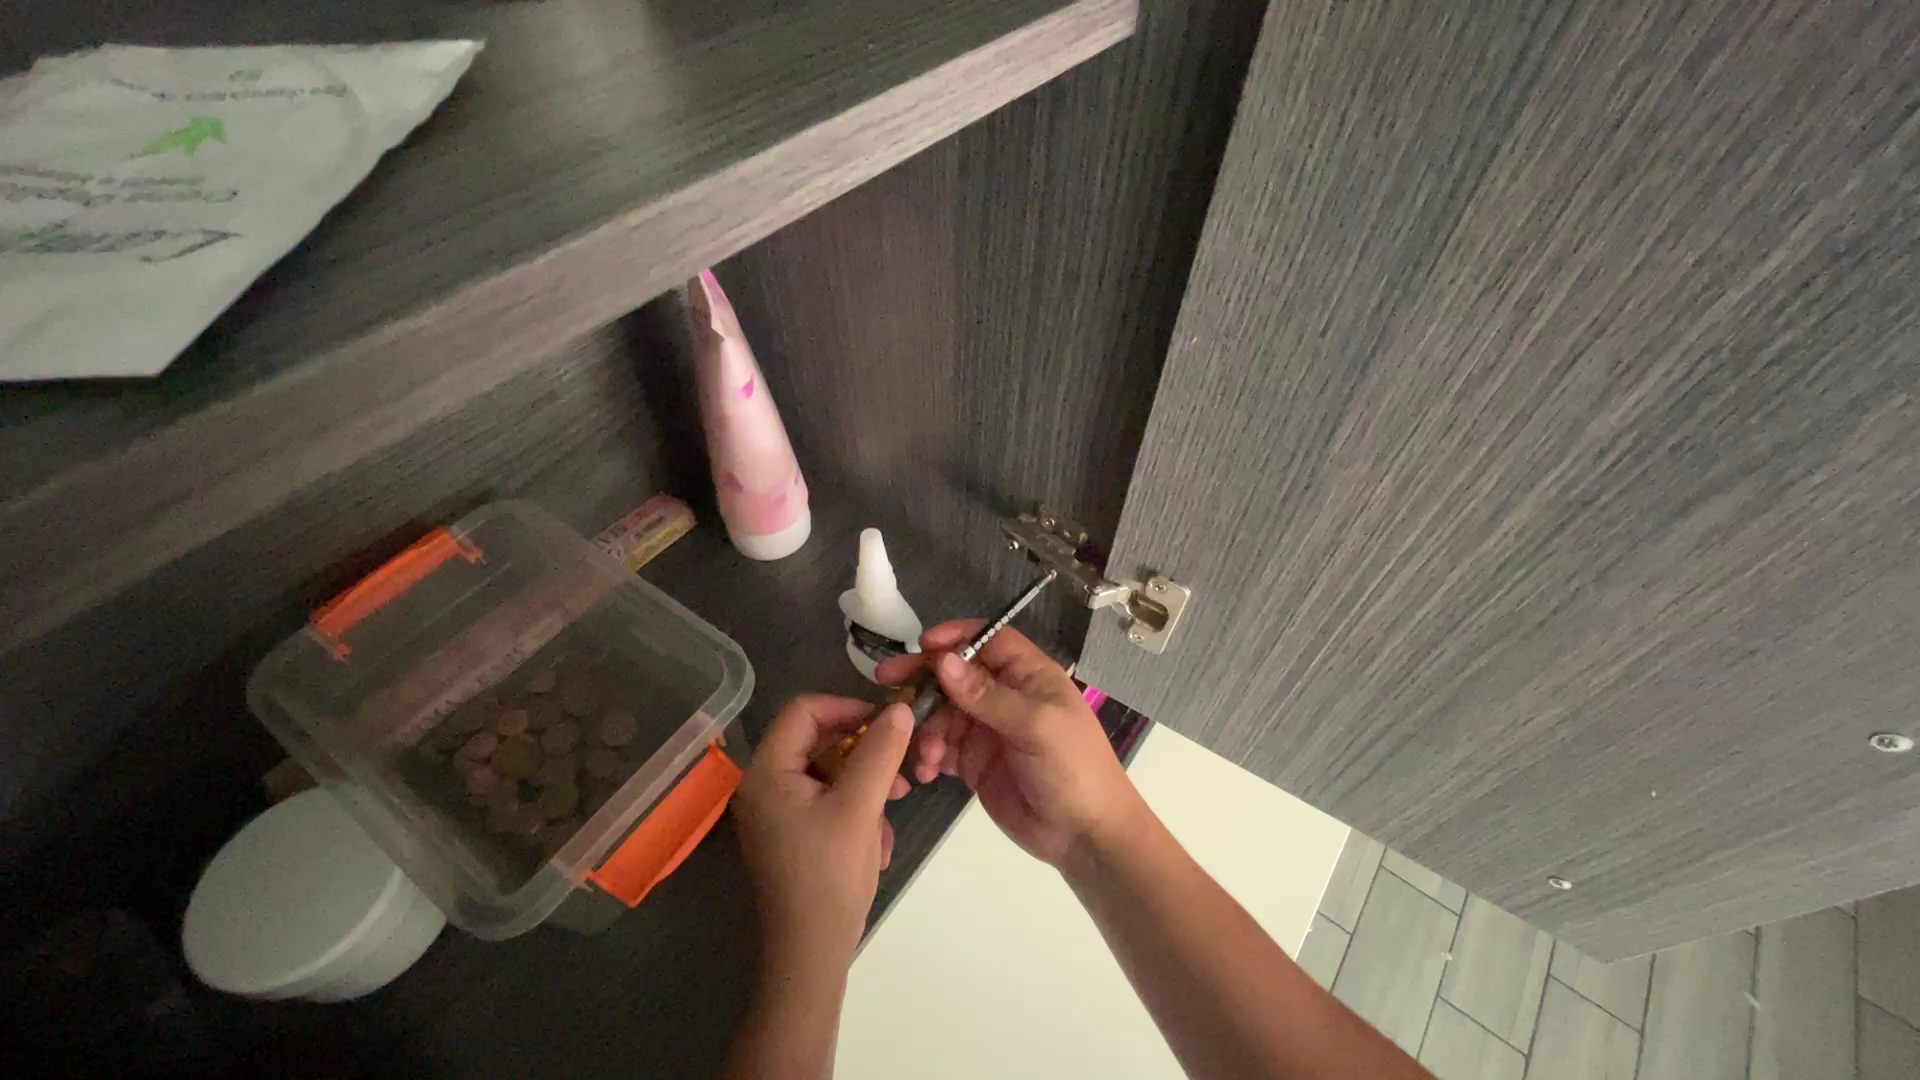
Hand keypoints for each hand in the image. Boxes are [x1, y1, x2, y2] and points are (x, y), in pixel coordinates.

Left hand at [731, 695, 913, 962]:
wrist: (809, 954)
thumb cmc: (829, 876)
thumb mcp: (860, 807)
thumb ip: (880, 752)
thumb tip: (901, 709)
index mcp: (768, 771)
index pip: (804, 710)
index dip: (847, 708)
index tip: (886, 723)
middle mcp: (764, 784)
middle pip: (818, 740)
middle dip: (863, 751)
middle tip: (899, 768)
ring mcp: (776, 810)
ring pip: (828, 770)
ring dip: (866, 781)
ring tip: (896, 802)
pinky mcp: (791, 832)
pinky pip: (826, 798)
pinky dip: (855, 807)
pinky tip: (877, 838)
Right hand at [876, 622, 1145, 867]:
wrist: (1085, 835)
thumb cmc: (1073, 768)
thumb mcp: (1035, 726)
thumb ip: (987, 695)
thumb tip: (942, 660)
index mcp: (1028, 676)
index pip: (988, 641)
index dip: (955, 638)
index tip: (921, 645)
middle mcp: (1005, 696)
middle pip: (955, 675)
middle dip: (923, 679)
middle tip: (886, 681)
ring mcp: (987, 729)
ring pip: (942, 712)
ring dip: (925, 728)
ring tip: (925, 755)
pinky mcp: (973, 762)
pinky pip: (940, 747)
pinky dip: (927, 754)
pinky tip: (924, 771)